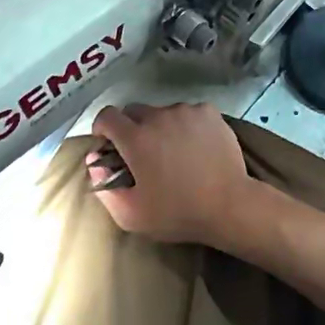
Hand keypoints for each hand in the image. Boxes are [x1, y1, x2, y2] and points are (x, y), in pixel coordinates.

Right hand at [86, 102, 259, 245]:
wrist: (228, 203)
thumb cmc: (176, 212)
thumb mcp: (130, 214)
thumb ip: (105, 187)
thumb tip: (96, 161)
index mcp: (137, 138)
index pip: (107, 116)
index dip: (103, 129)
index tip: (108, 146)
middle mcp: (160, 116)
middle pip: (135, 111)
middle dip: (131, 128)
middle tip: (142, 154)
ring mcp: (187, 110)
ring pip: (163, 112)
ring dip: (161, 127)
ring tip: (174, 152)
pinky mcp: (209, 111)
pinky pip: (188, 112)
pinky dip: (186, 124)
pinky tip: (195, 146)